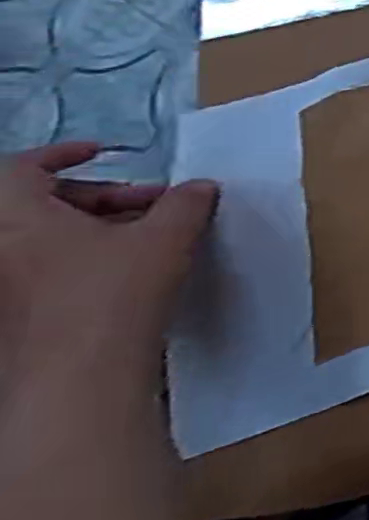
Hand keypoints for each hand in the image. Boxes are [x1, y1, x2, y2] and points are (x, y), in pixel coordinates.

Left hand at [0, 143, 216, 396]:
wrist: (75, 367)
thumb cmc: (114, 289)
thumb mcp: (167, 236)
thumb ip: (185, 204)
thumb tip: (199, 187)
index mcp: (12, 214)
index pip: (21, 166)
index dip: (61, 155)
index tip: (100, 152)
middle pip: (32, 200)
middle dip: (95, 194)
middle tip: (151, 201)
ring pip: (35, 232)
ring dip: (89, 223)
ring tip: (146, 234)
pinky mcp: (9, 304)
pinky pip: (37, 261)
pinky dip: (75, 251)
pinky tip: (121, 264)